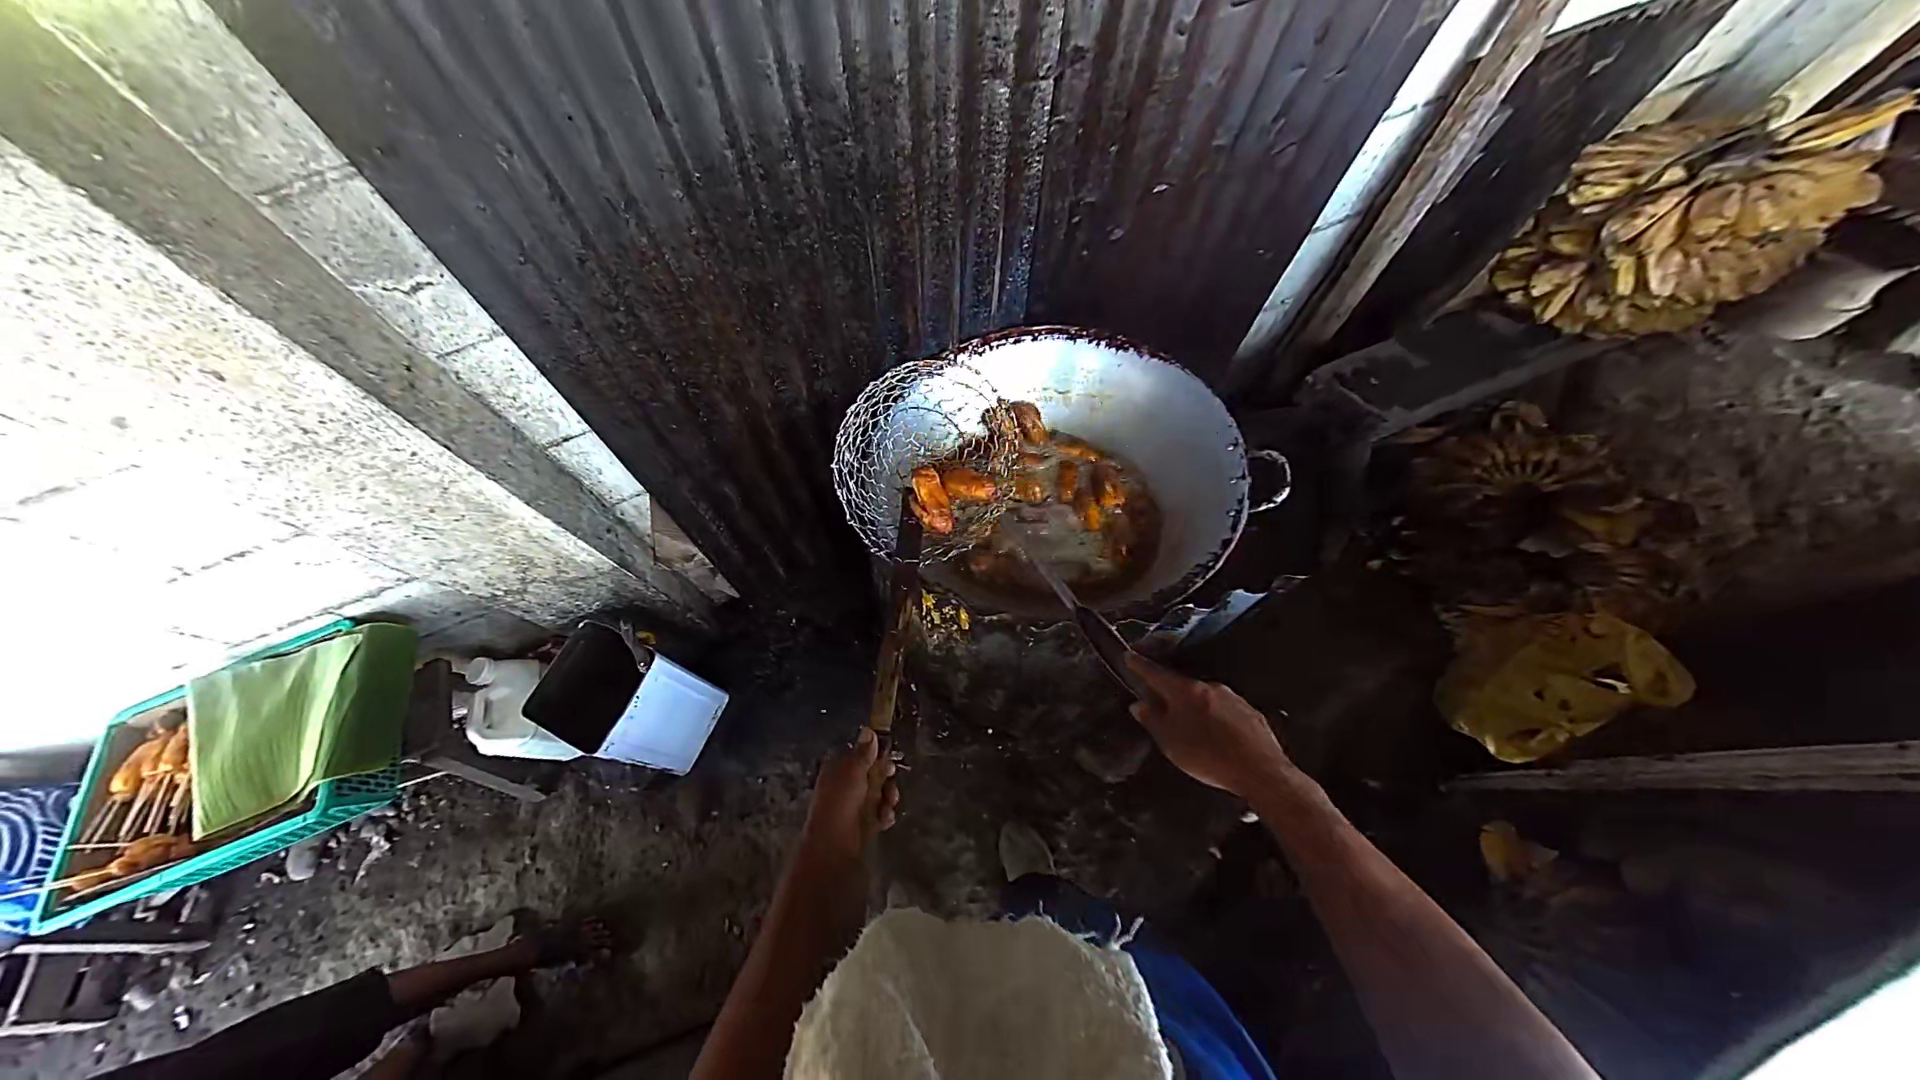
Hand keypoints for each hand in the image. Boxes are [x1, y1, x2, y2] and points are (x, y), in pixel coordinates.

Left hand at [799, 728, 899, 865]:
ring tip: (887, 804)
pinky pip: (880, 812)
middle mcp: (846, 784)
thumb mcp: (853, 770)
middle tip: (890, 777)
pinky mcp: (864, 822)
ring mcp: (855, 804)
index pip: (860, 753)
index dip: (875, 754)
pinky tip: (884, 819)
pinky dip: (884, 814)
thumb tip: (869, 730)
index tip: (886, 755)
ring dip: (888, 796)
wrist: (834, 846)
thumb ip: (864, 752)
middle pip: (873, 772)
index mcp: (838, 768)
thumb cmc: (841, 802)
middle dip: (885, 776)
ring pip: (880, 792)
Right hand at [1125, 653, 1300, 798]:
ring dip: (1194, 710)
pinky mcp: (1250, 713)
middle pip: (1181, 686)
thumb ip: (1152, 720)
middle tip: (1161, 711)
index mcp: (1184, 691)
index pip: (1155, 673)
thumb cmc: (1209, 756)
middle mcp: (1209, 687)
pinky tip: (1216, 740)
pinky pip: (1224, 711)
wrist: (1261, 772)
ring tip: (1192, 734)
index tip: (1129, 656)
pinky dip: (1215, 720)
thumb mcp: (1169, 742)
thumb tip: (1139, 704)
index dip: (1139, 665)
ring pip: (1204, 699)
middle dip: (1170, 695)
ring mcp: (1233, 698)